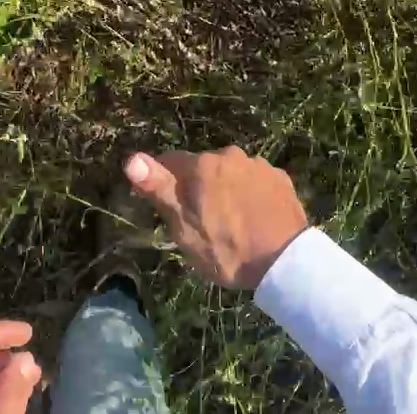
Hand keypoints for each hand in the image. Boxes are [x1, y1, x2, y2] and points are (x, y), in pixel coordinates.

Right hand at [124, 146, 308, 288]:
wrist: (285, 262)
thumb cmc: (227, 249)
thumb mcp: (184, 227)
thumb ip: (159, 188)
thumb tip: (131, 158)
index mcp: (201, 165)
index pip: (169, 162)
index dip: (162, 182)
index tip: (166, 206)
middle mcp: (229, 155)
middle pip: (201, 167)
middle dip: (196, 186)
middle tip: (200, 221)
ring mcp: (257, 164)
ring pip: (229, 173)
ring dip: (224, 188)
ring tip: (230, 222)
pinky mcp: (279, 177)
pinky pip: (254, 181)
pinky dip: (249, 193)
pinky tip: (253, 218)